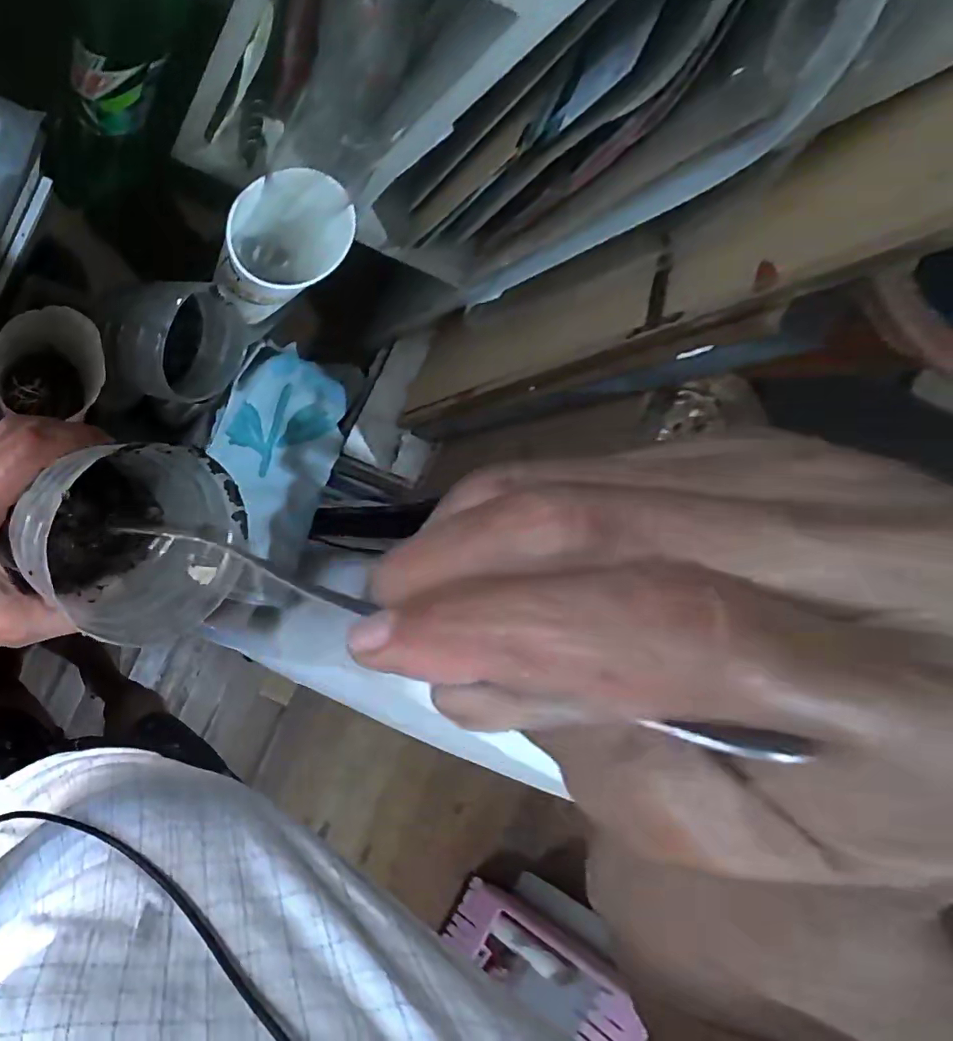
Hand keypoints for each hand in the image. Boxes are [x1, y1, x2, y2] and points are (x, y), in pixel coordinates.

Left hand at [0, 416, 108, 663]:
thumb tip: (119, 589)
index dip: (70, 439)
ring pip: (2, 433)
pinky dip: (25, 445)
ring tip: (80, 456)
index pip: (26, 448)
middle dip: (65, 432)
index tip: (107, 451)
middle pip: (17, 430)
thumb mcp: (17, 625)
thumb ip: (68, 612)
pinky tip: (47, 468)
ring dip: (44, 434)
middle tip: (102, 454)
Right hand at [348, 433, 952, 885]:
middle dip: (448, 562)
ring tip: (418, 587)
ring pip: (566, 481)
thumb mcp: (723, 826)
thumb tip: (448, 669)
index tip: (381, 644)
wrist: (942, 697)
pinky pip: (570, 464)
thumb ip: (585, 746)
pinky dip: (490, 511)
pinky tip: (473, 555)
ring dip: (455, 533)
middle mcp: (877, 556)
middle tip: (380, 608)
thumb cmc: (832, 804)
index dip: (496, 626)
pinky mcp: (752, 450)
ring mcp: (809, 482)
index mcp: (907, 694)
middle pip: (593, 525)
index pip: (662, 624)